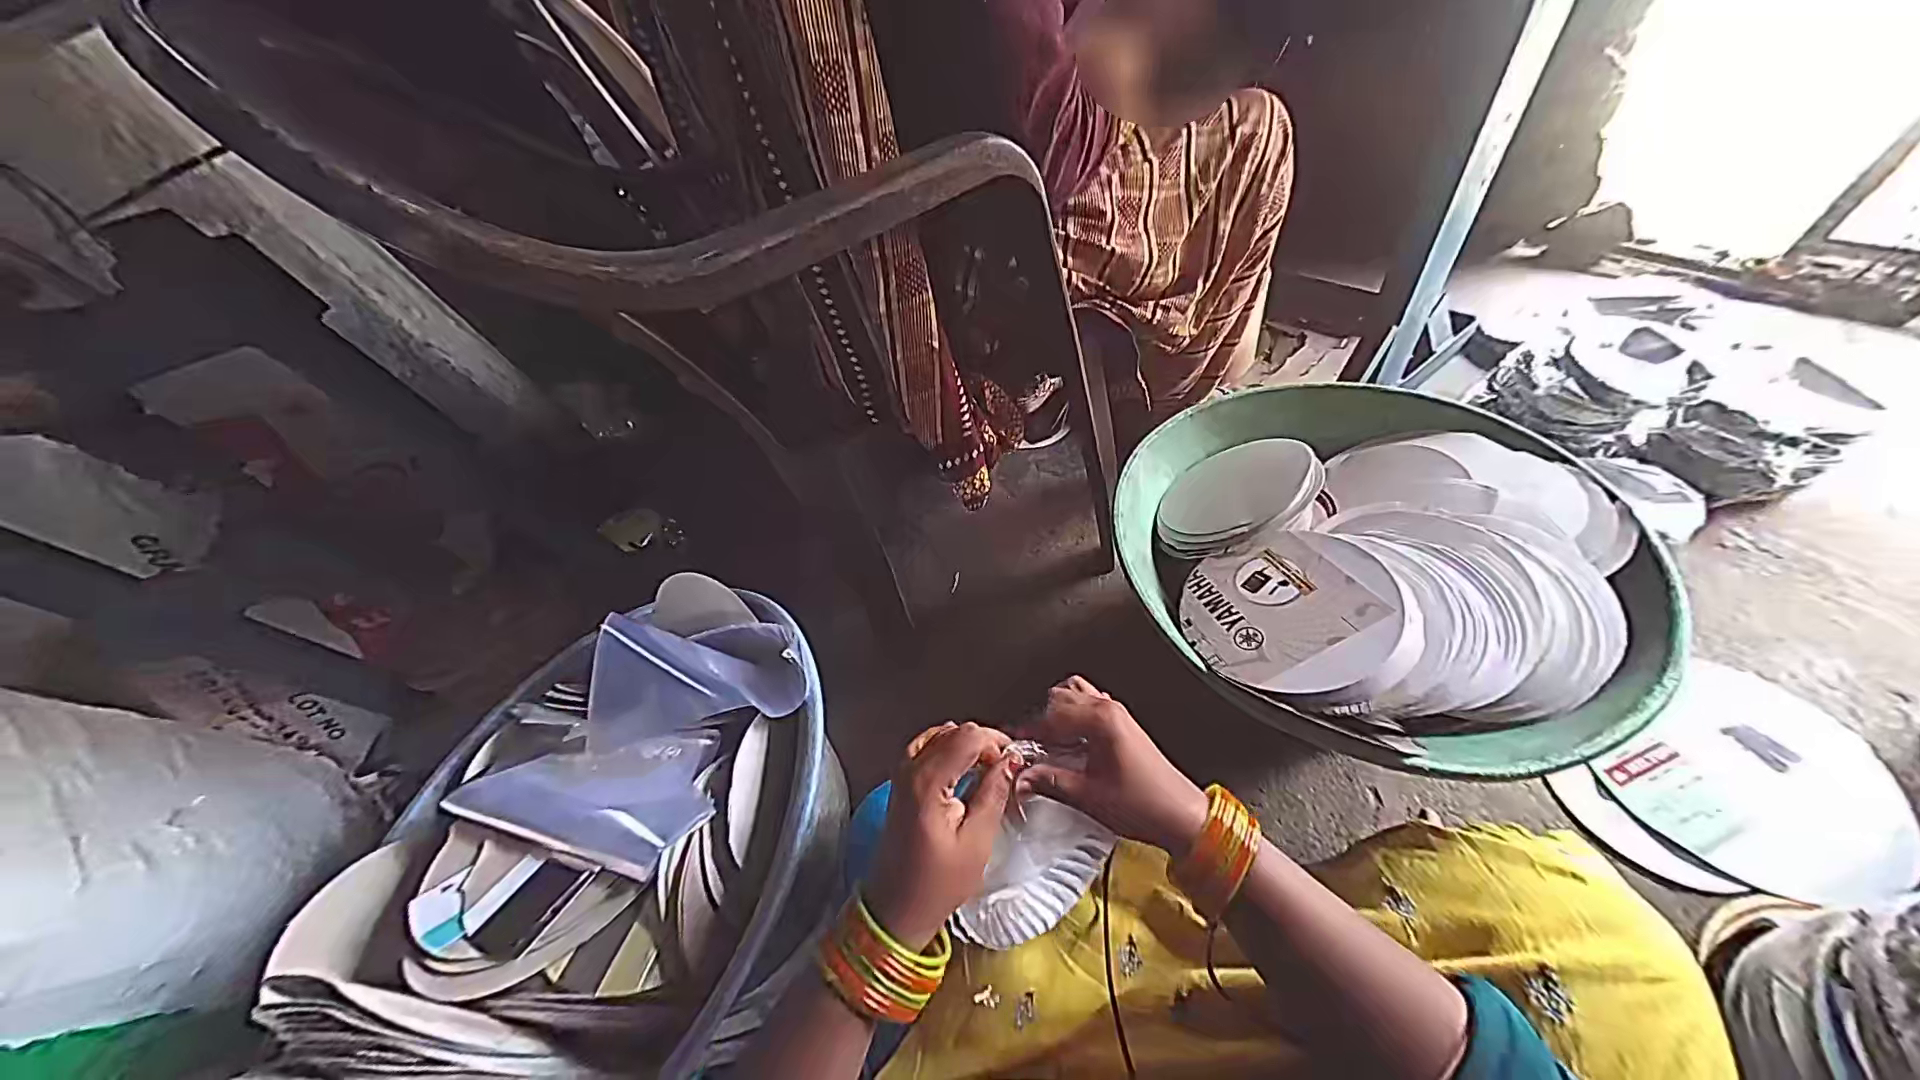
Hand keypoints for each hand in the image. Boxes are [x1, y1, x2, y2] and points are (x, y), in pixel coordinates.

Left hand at [864, 722, 1016, 949]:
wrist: (896, 906)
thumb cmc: (936, 883)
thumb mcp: (977, 841)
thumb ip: (994, 793)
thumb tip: (1010, 761)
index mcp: (927, 782)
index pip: (968, 737)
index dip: (996, 743)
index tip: (1013, 761)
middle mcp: (910, 769)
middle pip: (955, 731)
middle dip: (985, 743)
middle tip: (1005, 766)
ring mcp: (902, 773)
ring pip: (942, 734)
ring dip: (968, 744)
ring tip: (989, 769)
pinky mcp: (901, 780)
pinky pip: (928, 746)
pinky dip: (950, 748)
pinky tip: (964, 767)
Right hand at [1020, 676, 1208, 855]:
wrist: (1181, 816)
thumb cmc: (1147, 805)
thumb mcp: (1088, 796)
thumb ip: (1050, 781)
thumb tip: (1023, 776)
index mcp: (1101, 720)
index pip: (1050, 715)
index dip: (1028, 731)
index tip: (1015, 744)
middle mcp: (1110, 710)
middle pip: (1059, 697)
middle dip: (1040, 720)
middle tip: (1029, 746)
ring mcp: (1118, 715)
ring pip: (1074, 695)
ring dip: (1056, 714)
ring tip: (1046, 742)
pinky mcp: (1122, 725)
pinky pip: (1089, 705)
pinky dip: (1073, 717)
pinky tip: (1068, 743)